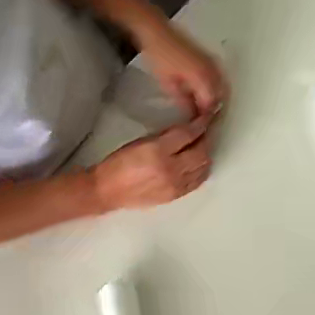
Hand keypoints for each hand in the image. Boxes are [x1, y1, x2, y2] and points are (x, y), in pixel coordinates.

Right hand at [90, 116, 212, 210]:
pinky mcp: (175, 196)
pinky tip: (196, 165)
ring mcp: (175, 185)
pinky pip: (197, 182)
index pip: (188, 134)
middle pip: (201, 151)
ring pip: (203, 167)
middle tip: (204, 133)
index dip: (200, 124)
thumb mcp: (140, 143)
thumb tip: (185, 131)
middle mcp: (171, 169)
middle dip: (205, 140)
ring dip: (205, 155)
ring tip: (201, 148)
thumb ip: (164, 137)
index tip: (206, 118)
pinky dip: (200, 171)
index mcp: (158, 151)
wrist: (108, 191)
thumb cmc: (118, 164)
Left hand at [139, 25, 228, 118]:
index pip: (212, 102)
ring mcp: (212, 61)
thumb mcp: (169, 84)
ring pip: (222, 85)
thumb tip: (193, 113)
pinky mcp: (208, 56)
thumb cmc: (159, 56)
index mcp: (202, 77)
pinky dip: (214, 86)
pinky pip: (218, 76)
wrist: (157, 31)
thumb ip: (184, 100)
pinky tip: (203, 93)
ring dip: (215, 97)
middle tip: (202, 118)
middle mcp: (212, 69)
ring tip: (202, 108)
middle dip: (213, 107)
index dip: (207, 115)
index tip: (201, 124)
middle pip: (221, 94)